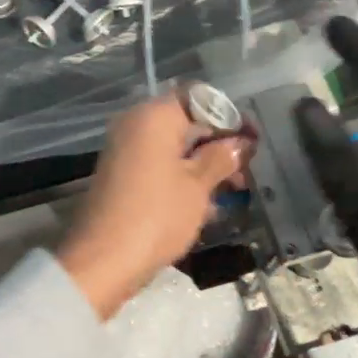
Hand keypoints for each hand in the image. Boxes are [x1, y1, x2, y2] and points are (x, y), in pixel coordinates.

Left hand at [57, 95, 253, 319]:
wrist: (103, 259)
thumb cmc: (156, 215)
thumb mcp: (197, 186)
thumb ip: (221, 158)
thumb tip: (240, 143)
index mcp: (154, 115)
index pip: (198, 98)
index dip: (229, 116)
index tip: (253, 140)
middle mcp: (136, 123)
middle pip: (185, 120)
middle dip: (218, 142)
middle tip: (247, 169)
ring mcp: (125, 148)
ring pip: (173, 145)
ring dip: (203, 162)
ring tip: (233, 189)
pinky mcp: (121, 173)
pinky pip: (158, 163)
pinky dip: (182, 175)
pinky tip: (206, 201)